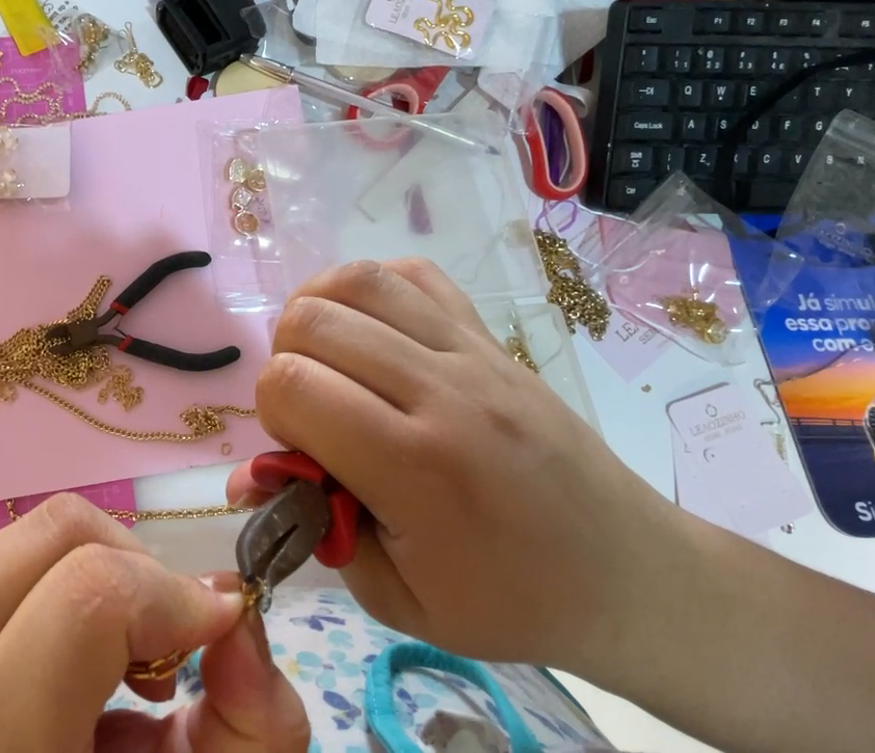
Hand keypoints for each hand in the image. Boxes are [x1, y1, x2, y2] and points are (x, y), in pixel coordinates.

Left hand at [0, 493, 309, 752]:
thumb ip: (251, 727)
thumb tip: (237, 609)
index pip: (85, 598)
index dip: (170, 595)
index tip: (217, 631)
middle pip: (50, 533)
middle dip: (135, 566)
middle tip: (172, 640)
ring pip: (18, 537)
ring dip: (95, 571)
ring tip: (128, 657)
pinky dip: (54, 586)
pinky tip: (80, 662)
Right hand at [229, 259, 694, 673]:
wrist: (628, 575)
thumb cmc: (508, 601)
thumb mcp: (397, 597)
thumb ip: (312, 527)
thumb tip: (246, 478)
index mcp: (415, 467)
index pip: (291, 386)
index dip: (272, 416)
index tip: (303, 453)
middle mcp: (442, 391)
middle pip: (310, 320)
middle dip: (286, 362)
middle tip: (316, 412)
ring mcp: (472, 353)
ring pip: (356, 280)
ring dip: (317, 315)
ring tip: (331, 363)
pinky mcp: (490, 336)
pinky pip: (412, 274)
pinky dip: (370, 291)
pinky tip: (372, 335)